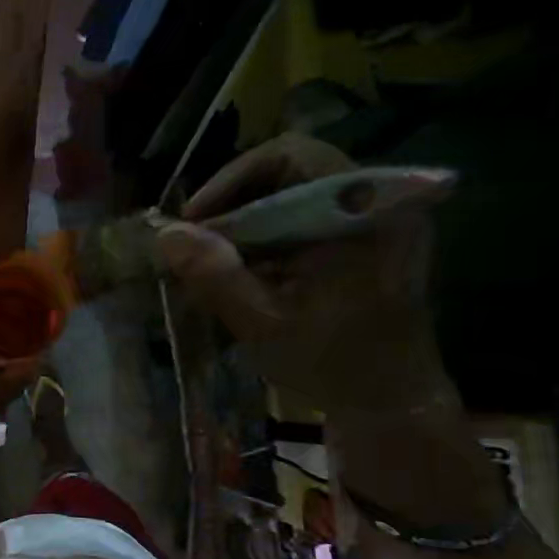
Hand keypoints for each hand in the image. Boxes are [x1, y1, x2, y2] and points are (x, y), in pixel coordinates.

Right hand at [154, 133, 449, 416]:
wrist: (391, 402)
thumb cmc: (333, 365)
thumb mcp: (264, 323)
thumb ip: (216, 276)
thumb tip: (166, 235)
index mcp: (362, 213)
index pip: (290, 156)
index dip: (231, 180)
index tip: (194, 220)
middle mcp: (375, 202)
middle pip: (288, 171)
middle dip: (234, 203)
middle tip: (197, 241)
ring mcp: (374, 219)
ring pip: (293, 193)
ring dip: (247, 221)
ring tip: (214, 259)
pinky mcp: (365, 238)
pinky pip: (305, 216)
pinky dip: (267, 236)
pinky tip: (244, 270)